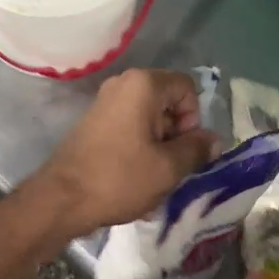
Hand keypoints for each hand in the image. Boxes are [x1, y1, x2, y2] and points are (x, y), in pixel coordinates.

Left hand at [32, 68, 218, 235]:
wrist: (64, 197)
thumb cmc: (120, 178)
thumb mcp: (167, 168)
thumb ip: (197, 149)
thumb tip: (214, 139)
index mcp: (144, 84)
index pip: (187, 87)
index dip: (193, 118)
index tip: (184, 149)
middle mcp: (124, 81)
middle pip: (168, 97)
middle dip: (177, 130)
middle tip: (170, 164)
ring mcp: (107, 98)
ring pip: (150, 111)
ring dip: (159, 139)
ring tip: (152, 172)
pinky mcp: (97, 116)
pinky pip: (131, 120)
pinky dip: (141, 140)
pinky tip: (134, 170)